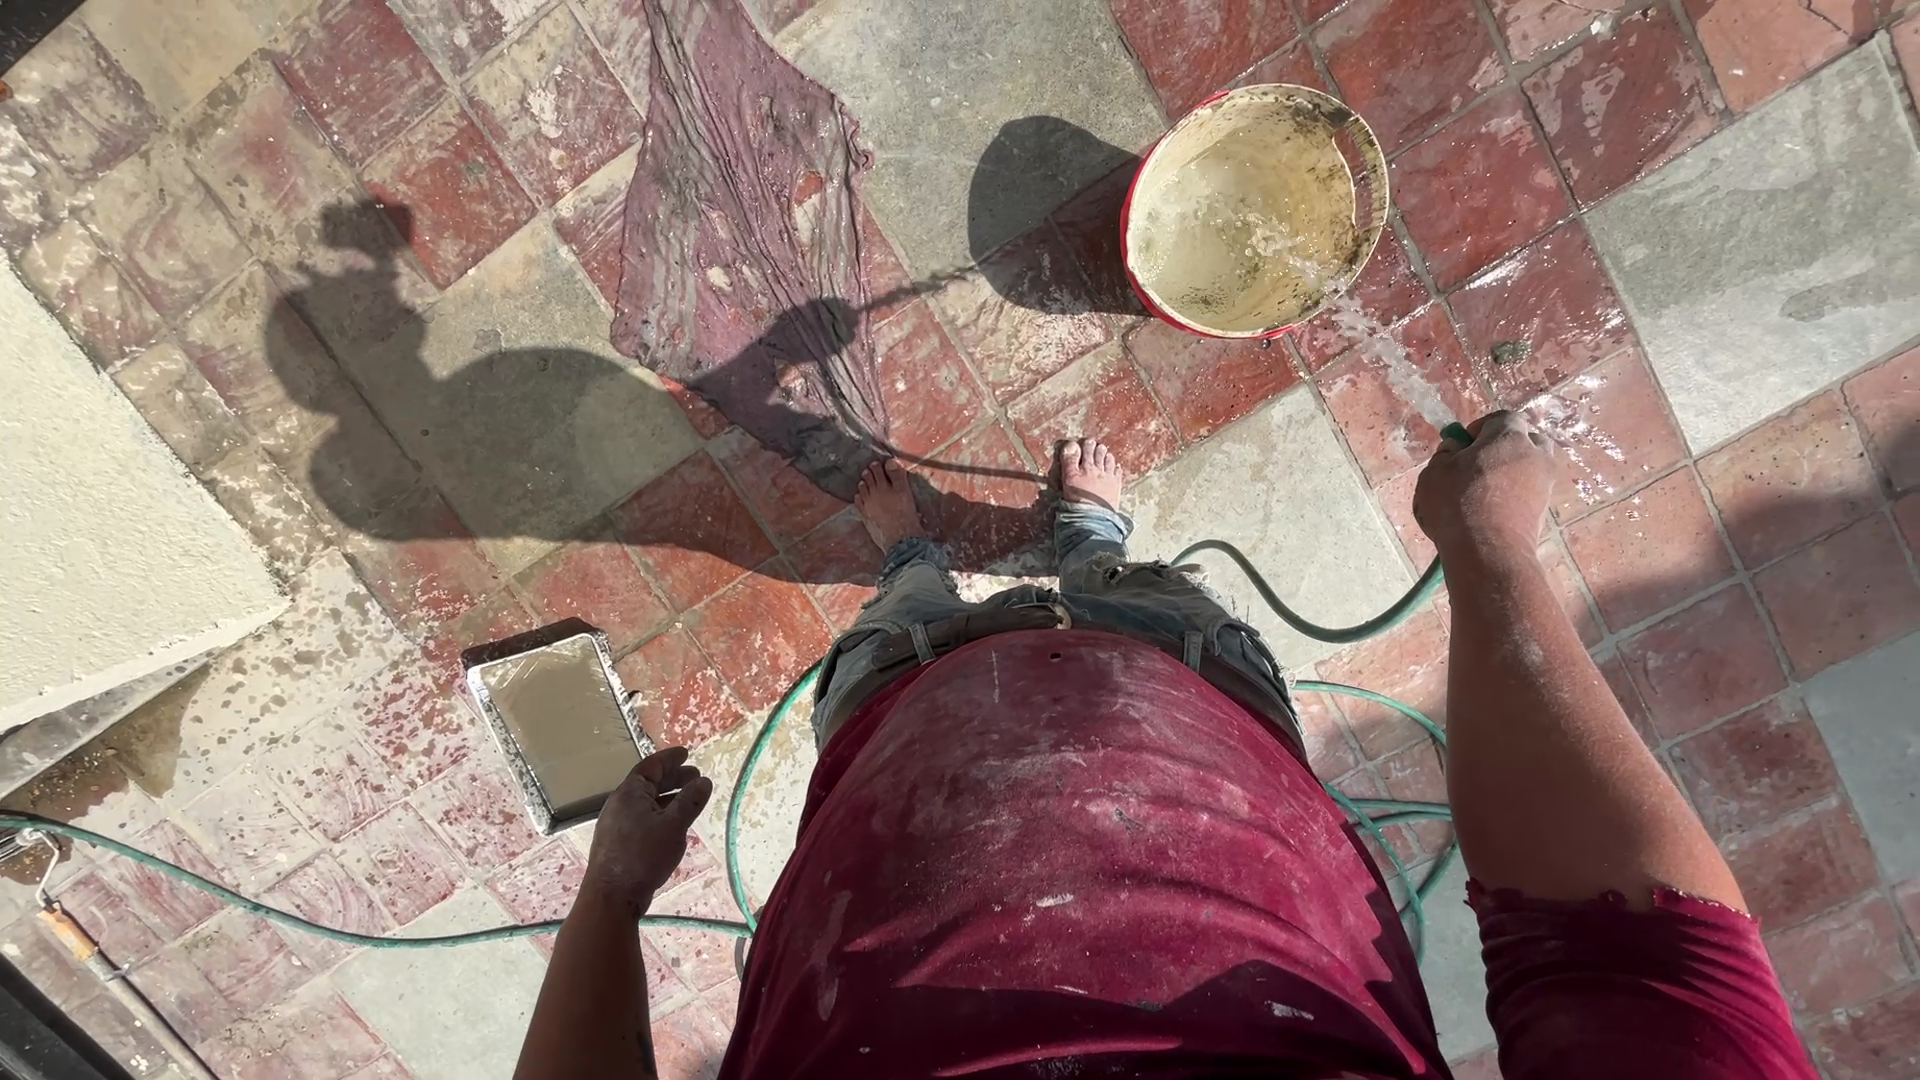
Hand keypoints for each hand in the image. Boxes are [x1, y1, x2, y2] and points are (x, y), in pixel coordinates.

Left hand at [581, 747, 713, 917]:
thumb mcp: (674, 826)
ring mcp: (615, 825)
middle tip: (695, 777)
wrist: (610, 899)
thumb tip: (704, 781)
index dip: (670, 758)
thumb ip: (690, 801)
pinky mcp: (616, 844)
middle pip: (648, 783)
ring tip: (688, 801)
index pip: (651, 766)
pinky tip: (671, 827)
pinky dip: (659, 814)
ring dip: (668, 798)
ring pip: (645, 803)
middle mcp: (619, 805)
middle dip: (673, 778)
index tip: (686, 753)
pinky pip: (641, 818)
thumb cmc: (642, 856)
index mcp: (630, 794)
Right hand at [1413, 411, 1554, 564]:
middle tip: (1476, 463)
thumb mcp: (1434, 472)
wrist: (1487, 549)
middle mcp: (1535, 453)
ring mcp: (1544, 481)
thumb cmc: (1456, 504)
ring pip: (1529, 464)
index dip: (1479, 427)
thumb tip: (1458, 447)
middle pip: (1525, 438)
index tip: (1462, 445)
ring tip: (1483, 489)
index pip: (1501, 418)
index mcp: (1509, 437)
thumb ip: (1446, 453)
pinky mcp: (1544, 506)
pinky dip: (1514, 491)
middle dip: (1503, 446)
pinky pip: (1529, 488)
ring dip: (1510, 469)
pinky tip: (1490, 508)